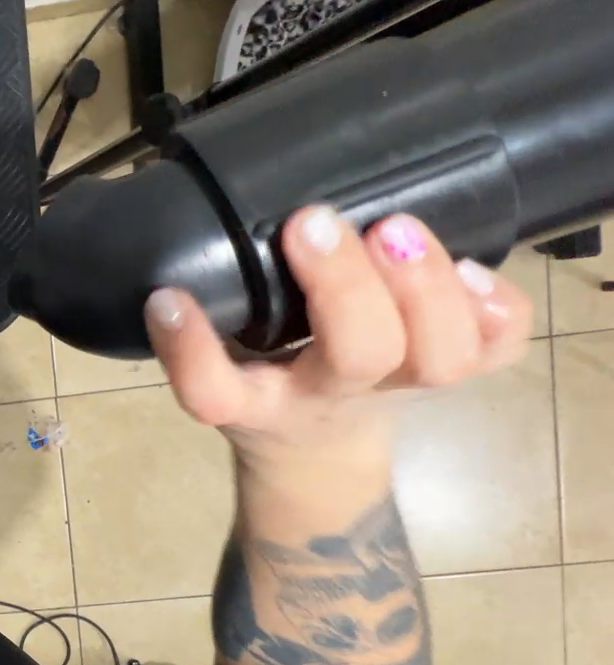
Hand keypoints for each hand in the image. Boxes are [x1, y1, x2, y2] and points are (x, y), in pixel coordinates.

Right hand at [145, 205, 533, 469]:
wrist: (316, 442)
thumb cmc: (254, 383)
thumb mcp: (211, 363)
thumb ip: (204, 321)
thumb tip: (186, 248)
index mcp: (249, 405)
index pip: (211, 391)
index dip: (190, 349)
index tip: (166, 298)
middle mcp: (324, 399)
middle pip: (356, 358)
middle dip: (344, 285)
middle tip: (309, 223)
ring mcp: (398, 390)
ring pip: (441, 356)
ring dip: (426, 286)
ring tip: (394, 227)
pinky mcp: (452, 377)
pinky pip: (498, 349)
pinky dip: (496, 307)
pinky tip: (470, 269)